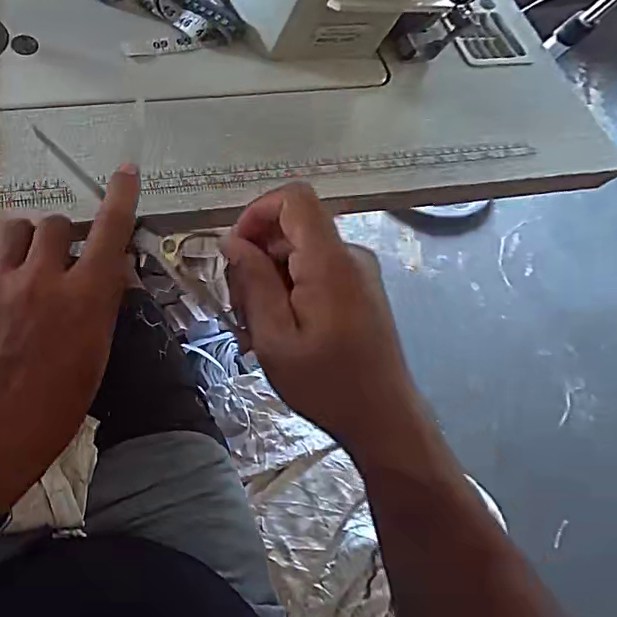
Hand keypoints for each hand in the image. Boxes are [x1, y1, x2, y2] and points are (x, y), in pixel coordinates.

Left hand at [0, 166, 139, 513]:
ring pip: (13, 228)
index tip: (126, 173)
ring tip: (24, 259)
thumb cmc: (60, 400)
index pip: (109, 232)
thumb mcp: (98, 352)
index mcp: (83, 297)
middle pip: (54, 224)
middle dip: (63, 236)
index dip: (120, 197)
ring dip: (25, 238)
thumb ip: (104, 302)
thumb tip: (113, 267)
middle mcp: (41, 280)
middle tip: (61, 258)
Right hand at [221, 182, 426, 453]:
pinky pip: (315, 271)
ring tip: (258, 328)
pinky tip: (280, 330)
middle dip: (256, 256)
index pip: (294, 198)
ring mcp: (358, 272)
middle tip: (240, 307)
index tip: (234, 251)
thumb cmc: (327, 385)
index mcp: (330, 262)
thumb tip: (232, 241)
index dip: (256, 212)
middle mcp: (349, 256)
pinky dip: (289, 290)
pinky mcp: (359, 289)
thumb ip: (253, 283)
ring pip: (300, 252)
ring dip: (270, 279)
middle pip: (292, 227)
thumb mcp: (275, 339)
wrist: (384, 418)